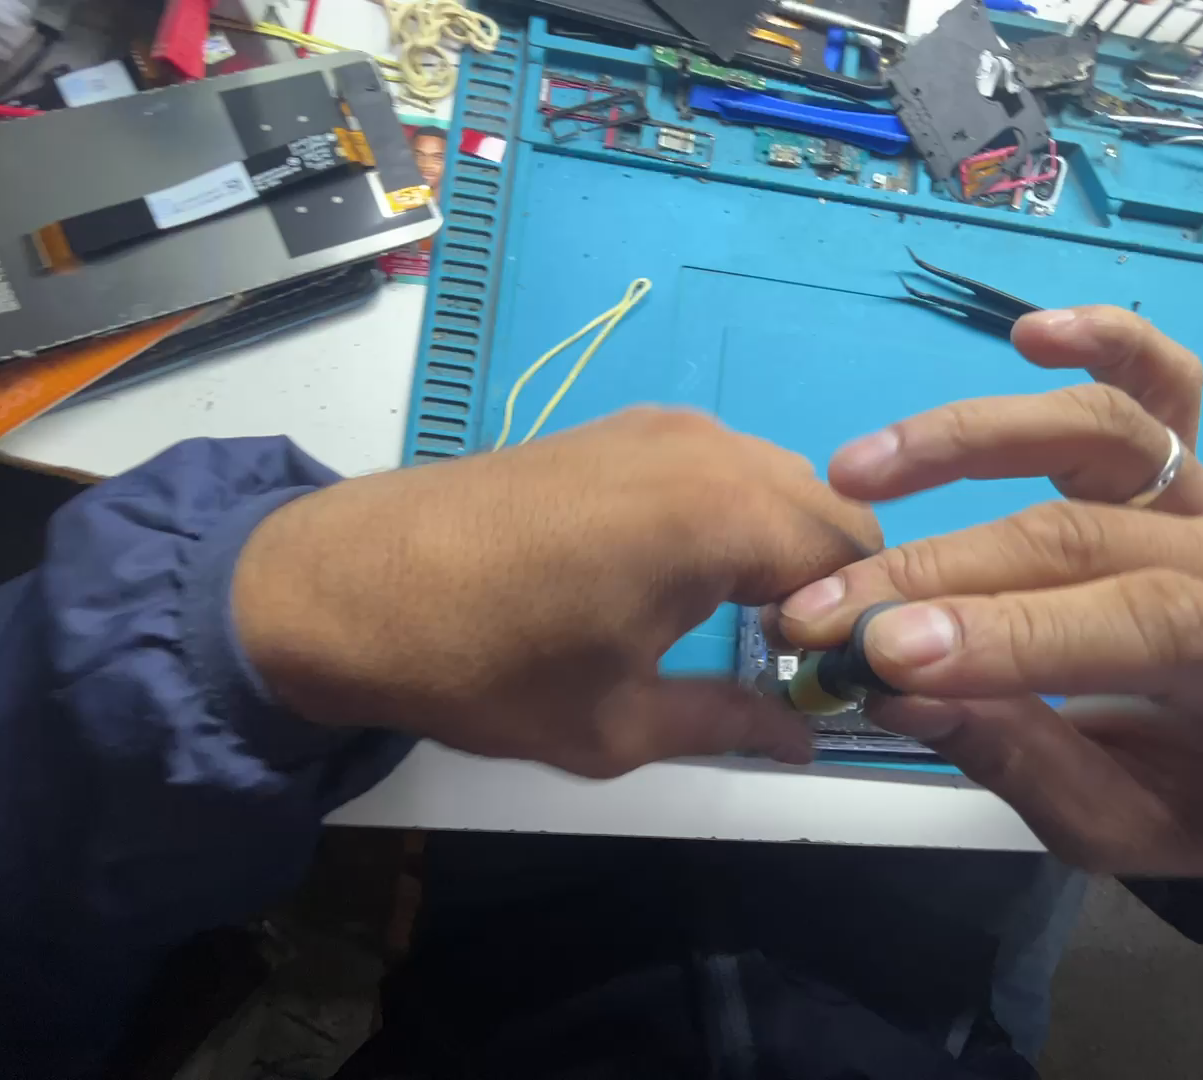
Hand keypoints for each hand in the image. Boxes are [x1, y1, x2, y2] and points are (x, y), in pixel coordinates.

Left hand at [232, 408, 881, 777]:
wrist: (347, 586)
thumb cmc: (488, 665)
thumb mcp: (618, 721)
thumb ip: (730, 724)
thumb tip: (803, 739)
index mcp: (723, 513)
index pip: (853, 561)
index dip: (855, 628)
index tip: (821, 685)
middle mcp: (708, 448)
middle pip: (824, 511)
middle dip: (829, 583)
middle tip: (784, 655)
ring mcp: (662, 425)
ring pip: (773, 482)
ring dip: (780, 545)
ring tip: (736, 614)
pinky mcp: (621, 425)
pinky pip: (718, 466)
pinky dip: (733, 514)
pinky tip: (685, 566)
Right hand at [778, 307, 1202, 876]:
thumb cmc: (1200, 804)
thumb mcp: (1115, 829)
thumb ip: (1014, 756)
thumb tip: (888, 685)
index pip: (1152, 625)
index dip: (1009, 630)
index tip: (881, 651)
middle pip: (1087, 534)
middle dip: (936, 570)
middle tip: (820, 607)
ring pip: (1104, 434)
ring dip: (969, 443)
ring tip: (856, 471)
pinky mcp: (1195, 467)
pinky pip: (1159, 383)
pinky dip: (1100, 345)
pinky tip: (1029, 334)